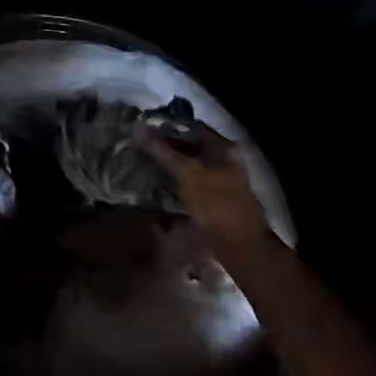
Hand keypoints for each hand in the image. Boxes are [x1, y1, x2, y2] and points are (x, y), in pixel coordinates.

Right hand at [142, 123, 269, 248]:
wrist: (239, 249)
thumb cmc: (217, 205)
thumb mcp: (188, 174)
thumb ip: (163, 151)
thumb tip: (137, 128)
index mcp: (224, 149)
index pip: (191, 127)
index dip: (166, 126)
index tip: (141, 128)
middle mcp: (223, 161)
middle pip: (188, 148)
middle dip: (163, 148)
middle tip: (135, 146)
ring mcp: (218, 182)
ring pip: (185, 167)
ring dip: (164, 166)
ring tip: (138, 163)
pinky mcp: (210, 201)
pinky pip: (186, 185)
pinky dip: (170, 183)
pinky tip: (150, 185)